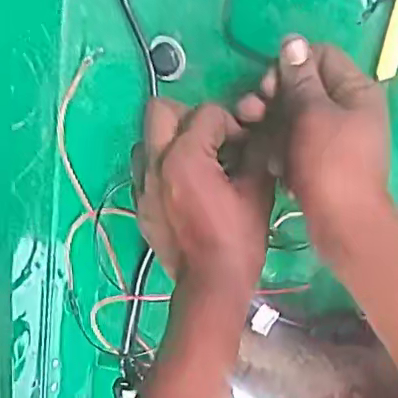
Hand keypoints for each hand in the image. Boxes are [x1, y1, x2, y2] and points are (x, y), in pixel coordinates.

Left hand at [133, 99, 272, 299]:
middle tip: (212, 142)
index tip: (245, 148)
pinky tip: (185, 190)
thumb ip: (256, 153)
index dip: (232, 125)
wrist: (210, 287)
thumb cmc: (238, 242)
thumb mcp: (257, 194)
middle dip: (189, 118)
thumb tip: (256, 135)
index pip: (207, 113)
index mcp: (184, 157)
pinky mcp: (140, 207)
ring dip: (170, 142)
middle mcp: (155, 164)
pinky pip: (145, 172)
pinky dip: (163, 170)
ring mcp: (142, 187)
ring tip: (196, 165)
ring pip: (146, 140)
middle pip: (160, 110)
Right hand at [236, 35, 397, 265]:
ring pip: (297, 122)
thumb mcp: (312, 114)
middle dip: (274, 102)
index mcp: (357, 90)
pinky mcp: (325, 167)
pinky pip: (299, 150)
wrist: (344, 226)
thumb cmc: (330, 165)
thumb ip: (300, 79)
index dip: (289, 66)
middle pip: (304, 91)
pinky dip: (285, 156)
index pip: (320, 57)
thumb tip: (292, 43)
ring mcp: (337, 141)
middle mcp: (350, 111)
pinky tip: (275, 170)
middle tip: (250, 115)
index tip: (267, 86)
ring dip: (274, 132)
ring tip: (261, 148)